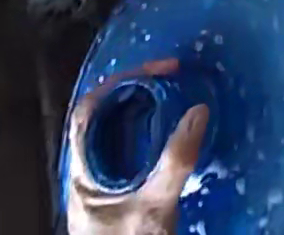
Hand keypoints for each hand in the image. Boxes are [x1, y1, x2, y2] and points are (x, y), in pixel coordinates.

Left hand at [65, 60, 209, 234]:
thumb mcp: (153, 211)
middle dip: (139, 88)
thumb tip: (199, 108)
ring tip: (176, 94)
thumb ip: (174, 162)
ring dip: (147, 108)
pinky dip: (154, 130)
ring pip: (121, 130)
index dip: (120, 81)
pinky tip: (175, 130)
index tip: (159, 71)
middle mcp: (90, 173)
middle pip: (106, 114)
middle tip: (173, 75)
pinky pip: (135, 148)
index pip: (89, 110)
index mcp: (84, 172)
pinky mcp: (124, 194)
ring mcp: (106, 184)